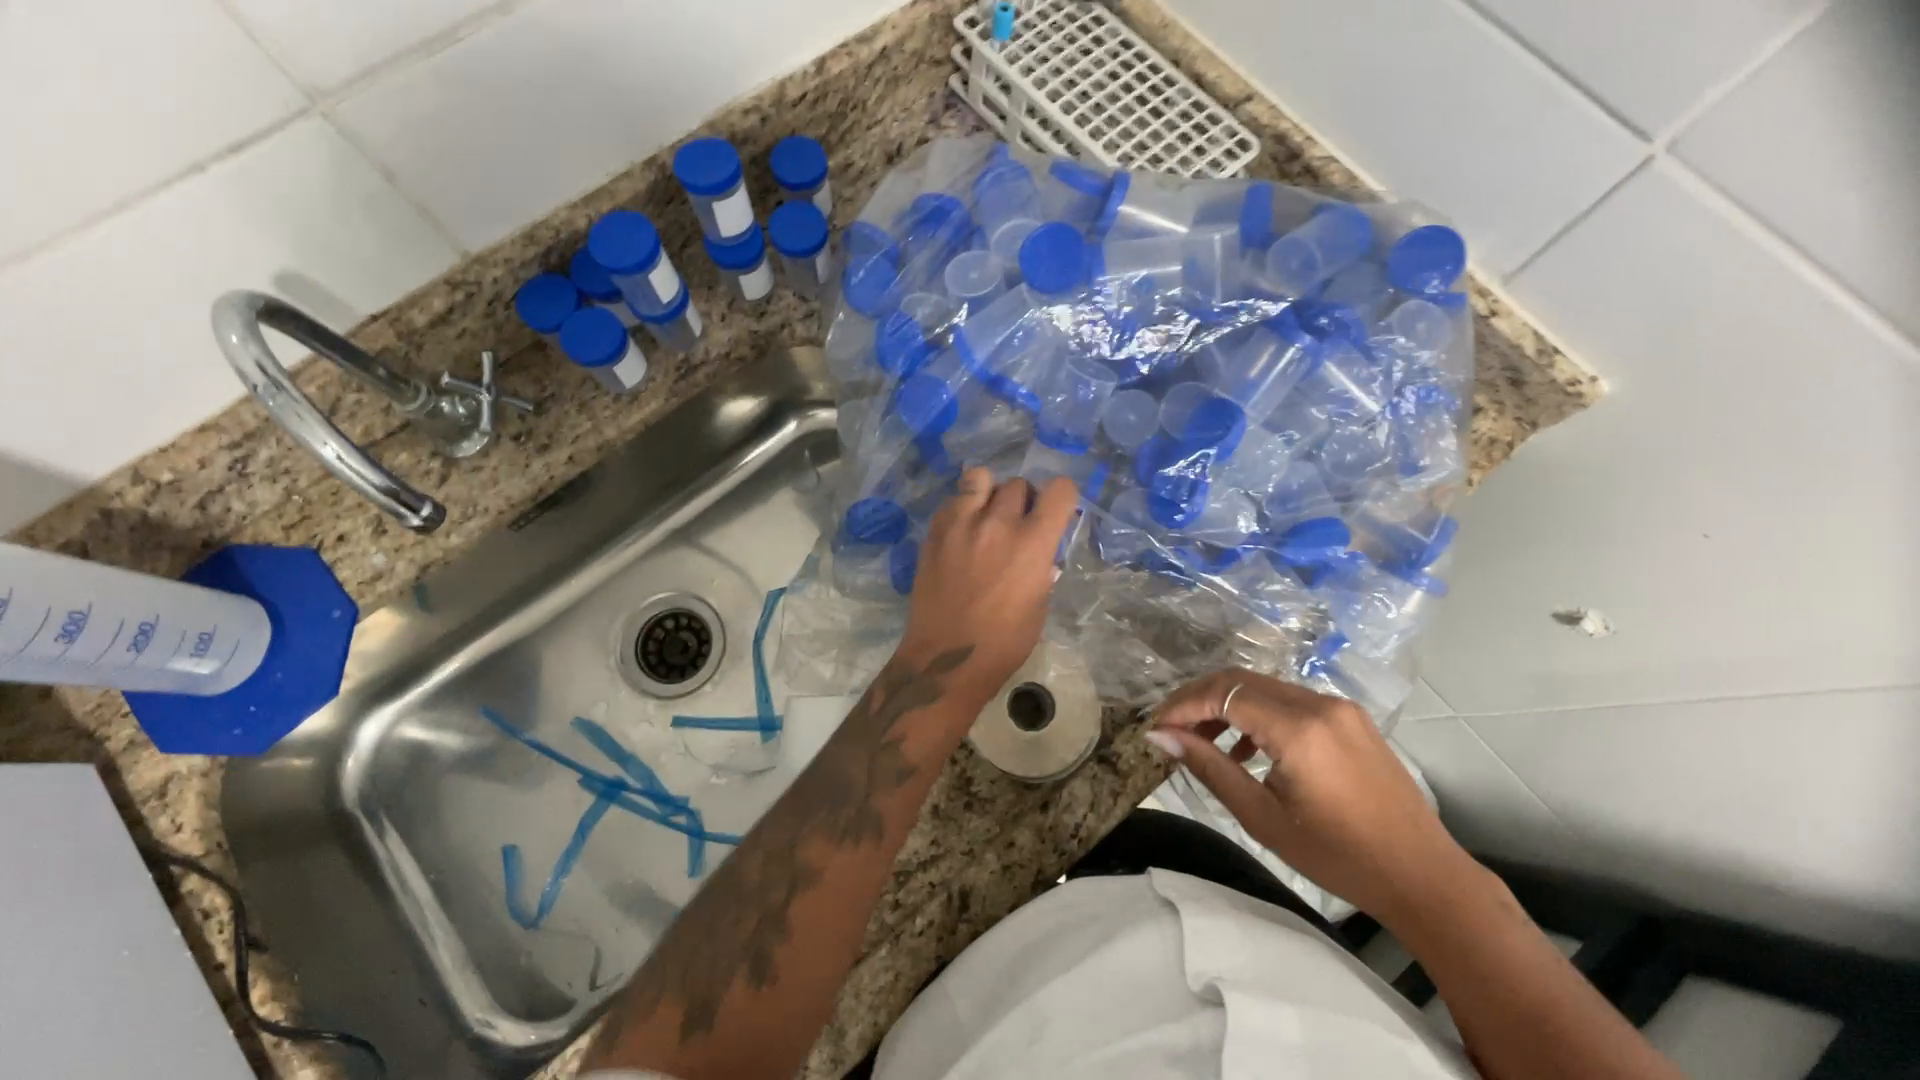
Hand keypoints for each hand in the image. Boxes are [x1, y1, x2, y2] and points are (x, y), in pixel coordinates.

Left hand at [898, 468, 1078, 701]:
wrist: (947, 657)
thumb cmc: (1004, 642)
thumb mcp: (1039, 605)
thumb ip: (1041, 568)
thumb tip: (1041, 555)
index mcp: (1034, 544)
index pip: (1060, 490)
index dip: (1062, 497)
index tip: (1055, 512)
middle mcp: (999, 523)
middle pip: (1019, 484)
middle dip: (1024, 500)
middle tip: (1018, 523)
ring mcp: (961, 523)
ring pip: (980, 478)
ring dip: (990, 492)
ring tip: (986, 514)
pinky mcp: (934, 531)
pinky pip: (952, 499)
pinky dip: (962, 507)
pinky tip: (962, 530)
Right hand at [1146, 669, 1475, 928]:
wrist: (1422, 875)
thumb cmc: (1338, 856)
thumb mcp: (1262, 817)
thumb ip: (1209, 768)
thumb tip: (1161, 737)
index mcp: (1299, 728)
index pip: (1223, 693)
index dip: (1182, 706)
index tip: (1153, 729)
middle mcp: (1320, 704)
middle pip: (1242, 681)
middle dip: (1199, 700)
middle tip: (1170, 732)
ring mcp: (1340, 708)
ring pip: (1266, 689)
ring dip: (1227, 707)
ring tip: (1202, 744)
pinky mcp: (1352, 720)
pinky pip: (1291, 703)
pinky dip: (1258, 716)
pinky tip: (1245, 752)